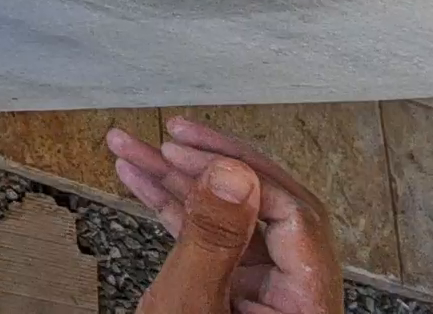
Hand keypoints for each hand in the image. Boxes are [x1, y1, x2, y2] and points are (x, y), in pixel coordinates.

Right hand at [108, 117, 341, 313]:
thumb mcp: (189, 301)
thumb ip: (213, 237)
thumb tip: (235, 173)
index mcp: (308, 308)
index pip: (294, 218)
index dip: (238, 173)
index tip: (183, 149)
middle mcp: (296, 297)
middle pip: (268, 210)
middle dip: (210, 165)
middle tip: (168, 135)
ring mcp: (263, 293)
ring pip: (226, 217)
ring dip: (172, 178)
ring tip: (124, 144)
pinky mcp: (229, 289)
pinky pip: (203, 235)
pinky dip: (165, 203)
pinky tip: (132, 176)